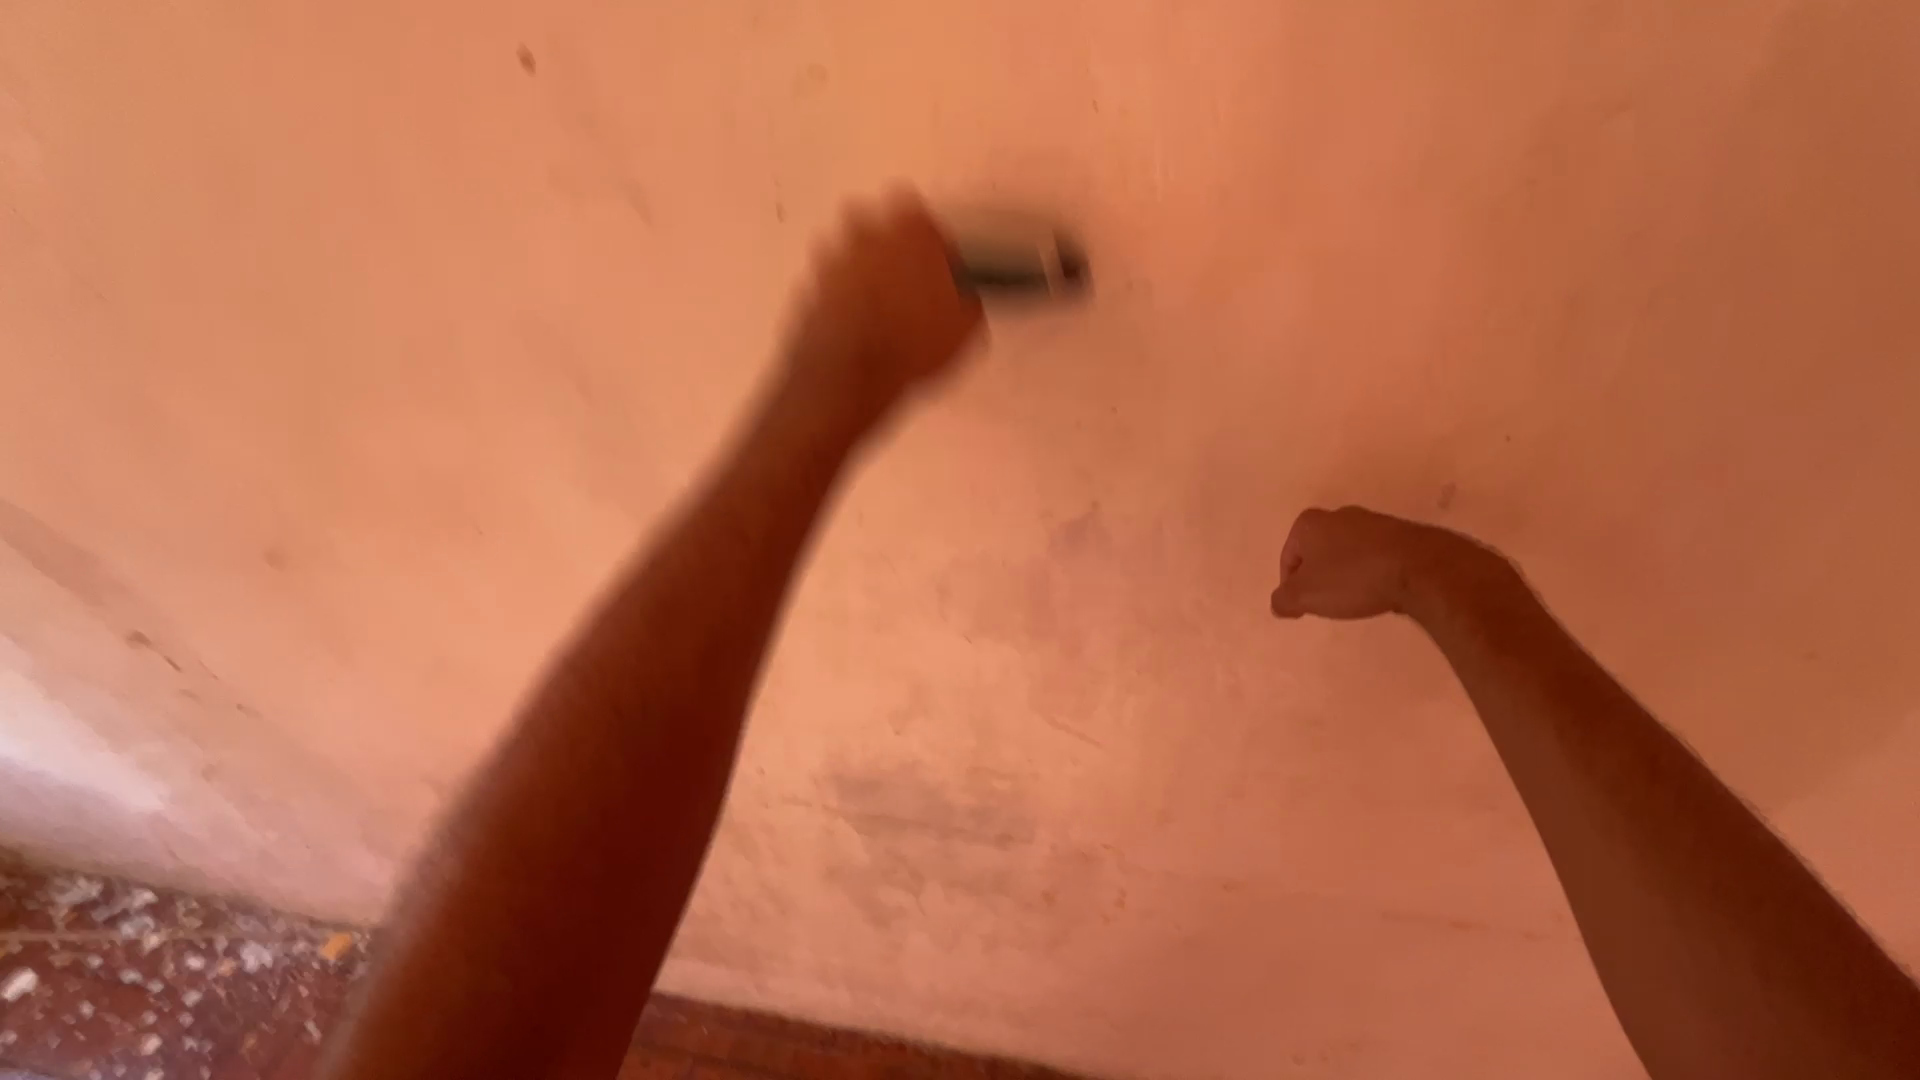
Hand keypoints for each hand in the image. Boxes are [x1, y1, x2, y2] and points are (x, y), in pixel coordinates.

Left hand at [785, 191, 985, 424]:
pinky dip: (844, 300)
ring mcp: (831, 255)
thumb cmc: (911, 346)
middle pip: (884, 228)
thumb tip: (961, 298)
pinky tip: (861, 329)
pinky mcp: (809, 286)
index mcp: (911, 226)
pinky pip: (834, 286)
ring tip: (884, 314)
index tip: (941, 274)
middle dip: (895, 254)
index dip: (936, 250)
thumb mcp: (964, 327)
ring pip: (855, 255)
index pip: (928, 221)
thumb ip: (964, 296)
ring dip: (867, 275)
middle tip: (911, 290)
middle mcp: (866, 228)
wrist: (848, 377)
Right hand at [1270, 506, 1483, 620]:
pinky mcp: (1403, 534)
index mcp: (1309, 523)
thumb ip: (1283, 600)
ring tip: (1358, 599)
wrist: (1421, 569)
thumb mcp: (1305, 596)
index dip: (1291, 586)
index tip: (1303, 607)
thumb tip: (1279, 603)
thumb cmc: (1352, 578)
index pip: (1288, 558)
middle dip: (1320, 578)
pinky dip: (1374, 574)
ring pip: (1349, 554)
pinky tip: (1382, 591)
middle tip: (1327, 603)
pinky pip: (1377, 557)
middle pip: (1318, 553)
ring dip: (1348, 576)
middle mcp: (1339, 515)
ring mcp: (1374, 522)